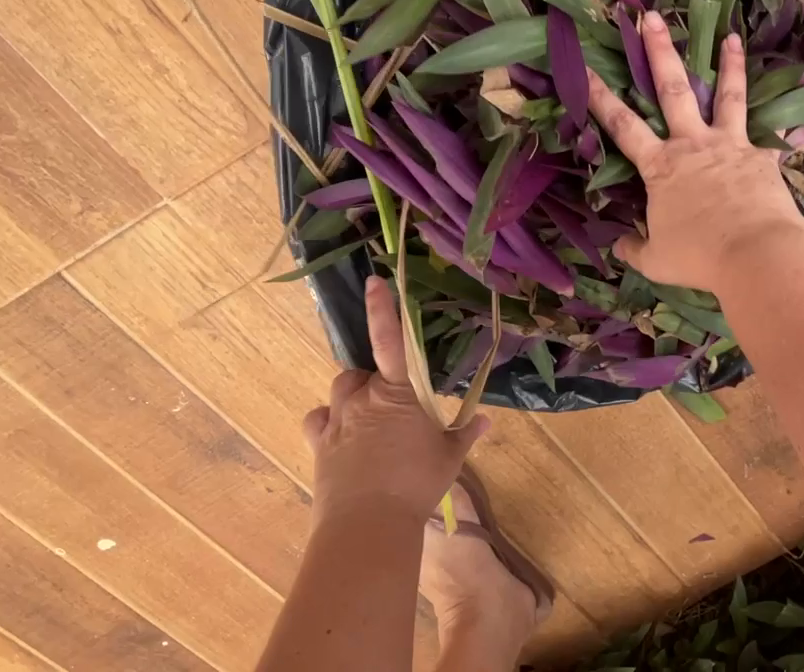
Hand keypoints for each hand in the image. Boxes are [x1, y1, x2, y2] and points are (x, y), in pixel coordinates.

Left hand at [302, 277, 485, 526]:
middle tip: (393, 403)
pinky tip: (340, 435)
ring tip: (367, 418)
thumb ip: (464, 434)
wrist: (367, 524)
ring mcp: (338, 421)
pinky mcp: (319, 445)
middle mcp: (364, 399)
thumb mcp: (449, 458)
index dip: (382, 308)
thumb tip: (485, 420)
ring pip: (339, 391)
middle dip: (374, 380)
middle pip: (361, 373)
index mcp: (400, 393)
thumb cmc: (416, 483)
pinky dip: (327, 422)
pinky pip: (318, 420)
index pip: (391, 341)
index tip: (375, 279)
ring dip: (351, 397)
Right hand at [585, 12, 803, 293]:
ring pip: (728, 96)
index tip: (585, 67)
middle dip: (659, 51)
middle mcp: (694, 145)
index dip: (600, 96)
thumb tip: (619, 244)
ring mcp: (731, 146)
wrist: (753, 255)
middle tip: (651, 18)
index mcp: (662, 167)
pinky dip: (801, 127)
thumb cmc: (699, 258)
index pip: (622, 125)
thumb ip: (635, 248)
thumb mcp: (656, 259)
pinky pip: (780, 137)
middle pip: (672, 90)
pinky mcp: (763, 157)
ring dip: (729, 65)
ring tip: (732, 36)